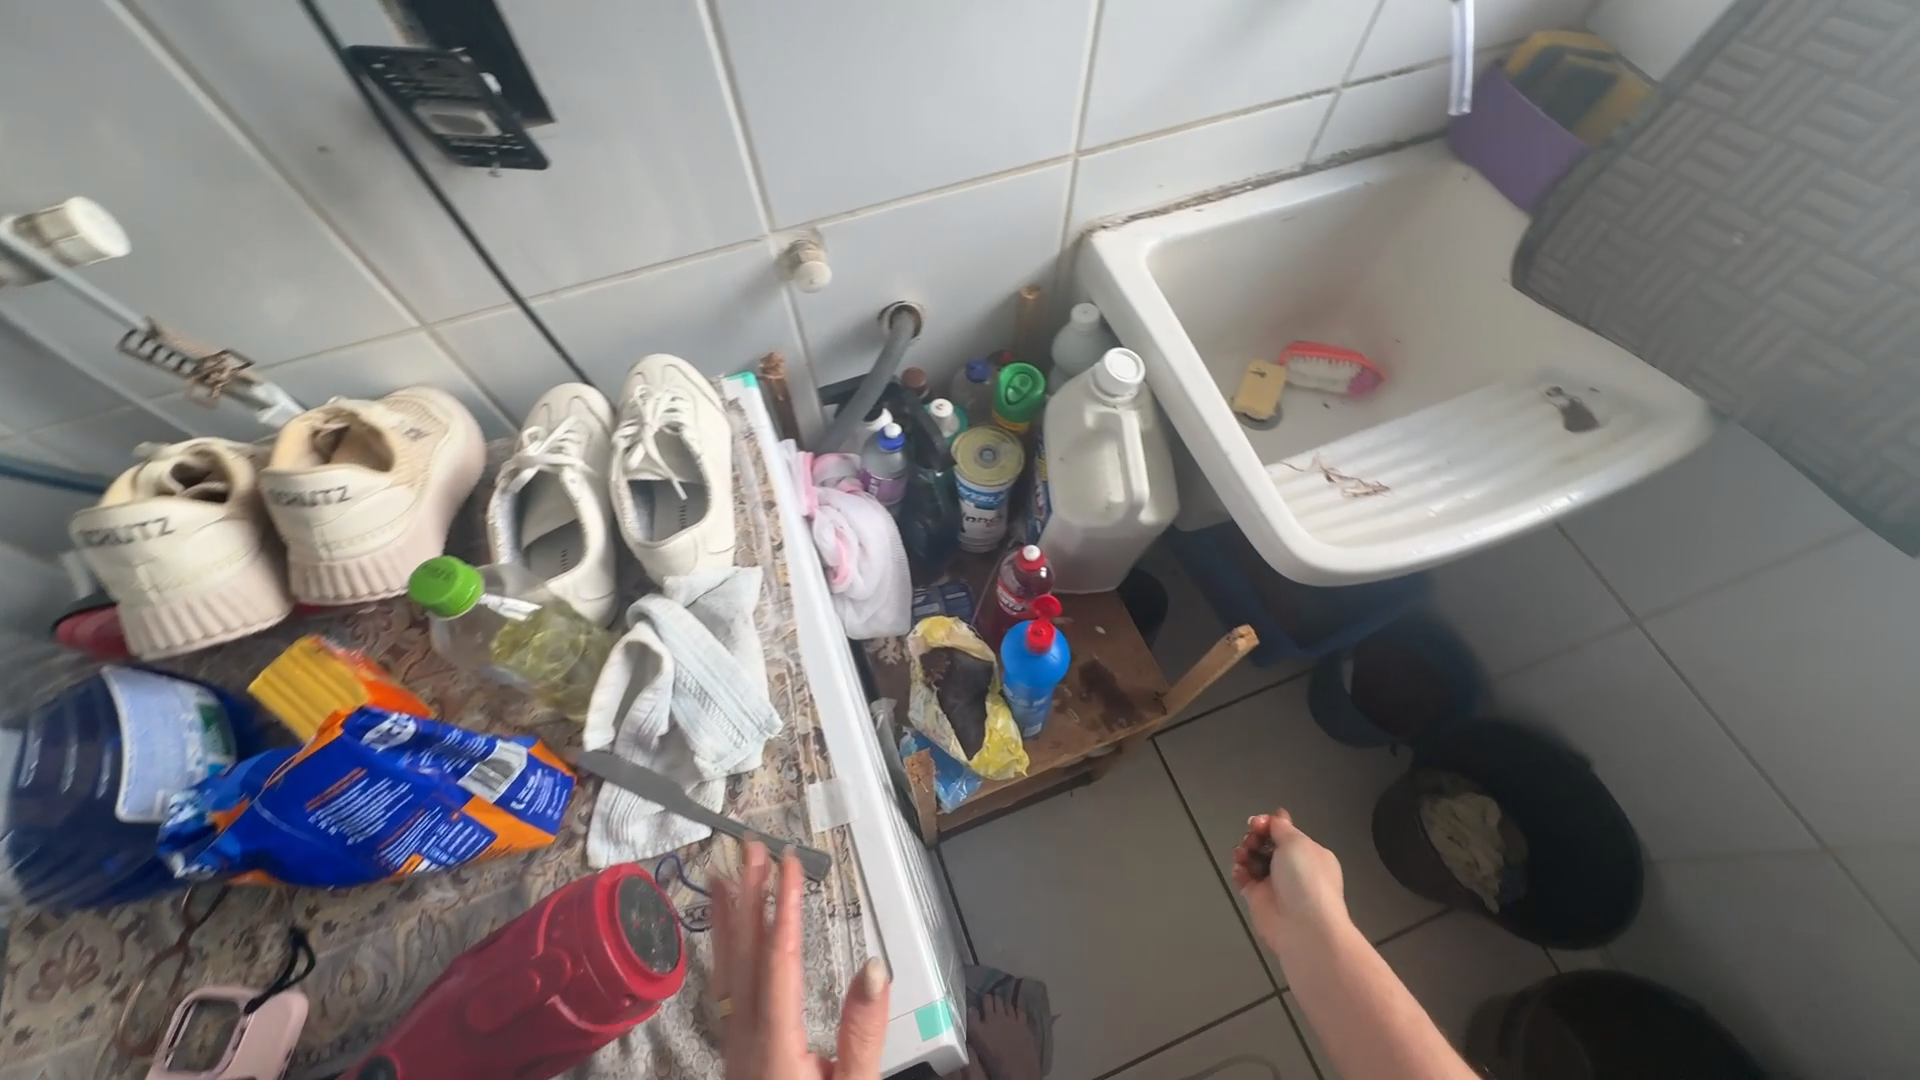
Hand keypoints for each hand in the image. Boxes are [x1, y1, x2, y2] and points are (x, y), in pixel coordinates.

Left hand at [711, 842, 890, 1078]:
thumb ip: (862, 1033)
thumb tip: (874, 966)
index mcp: (778, 1048)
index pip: (779, 963)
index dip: (784, 908)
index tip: (790, 864)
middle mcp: (747, 1042)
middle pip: (744, 958)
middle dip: (749, 899)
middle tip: (751, 848)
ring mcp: (736, 1048)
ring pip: (727, 972)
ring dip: (729, 919)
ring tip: (727, 874)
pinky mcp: (736, 1054)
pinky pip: (725, 989)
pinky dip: (724, 951)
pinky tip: (727, 936)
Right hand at [1231, 809, 1346, 950]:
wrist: (1304, 926)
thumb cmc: (1306, 879)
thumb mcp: (1297, 843)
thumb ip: (1280, 827)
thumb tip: (1273, 820)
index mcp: (1309, 853)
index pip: (1285, 832)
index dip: (1269, 824)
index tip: (1258, 823)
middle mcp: (1293, 868)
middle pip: (1266, 844)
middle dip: (1254, 837)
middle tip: (1251, 840)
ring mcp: (1275, 884)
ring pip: (1253, 859)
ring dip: (1244, 852)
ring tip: (1242, 855)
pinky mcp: (1259, 898)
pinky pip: (1244, 878)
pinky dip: (1239, 872)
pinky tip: (1240, 871)